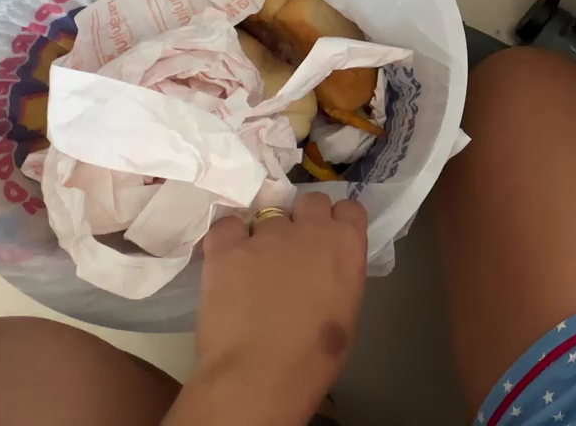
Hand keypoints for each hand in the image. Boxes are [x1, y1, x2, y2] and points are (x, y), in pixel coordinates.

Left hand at [189, 193, 368, 421]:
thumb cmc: (315, 354)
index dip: (337, 221)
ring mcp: (269, 235)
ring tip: (253, 261)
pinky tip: (226, 256)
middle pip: (311, 200)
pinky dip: (227, 237)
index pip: (349, 208)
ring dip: (265, 232)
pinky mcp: (228, 250)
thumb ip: (341, 274)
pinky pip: (226, 226)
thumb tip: (327, 271)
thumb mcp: (347, 306)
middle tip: (292, 248)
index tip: (328, 238)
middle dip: (303, 218)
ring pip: (269, 213)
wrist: (262, 374)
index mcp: (347, 242)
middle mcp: (312, 228)